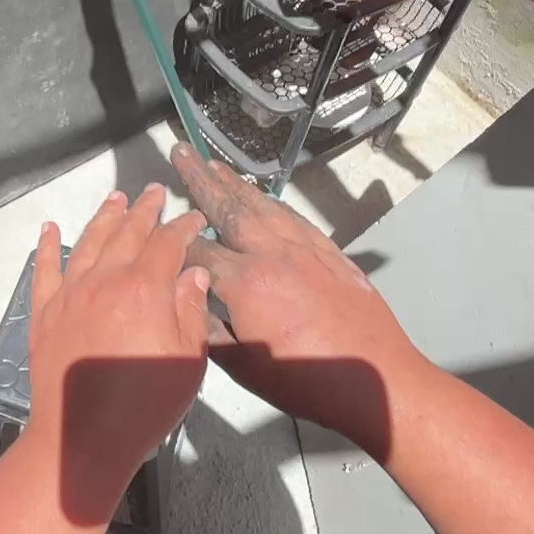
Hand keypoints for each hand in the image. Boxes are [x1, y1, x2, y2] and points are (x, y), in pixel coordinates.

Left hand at [26, 184, 211, 523]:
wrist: (82, 437)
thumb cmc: (145, 404)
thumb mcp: (186, 360)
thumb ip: (190, 309)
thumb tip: (192, 272)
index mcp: (143, 288)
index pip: (167, 244)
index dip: (183, 227)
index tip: (194, 219)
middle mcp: (104, 280)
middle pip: (127, 234)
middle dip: (144, 210)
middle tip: (153, 191)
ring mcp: (69, 293)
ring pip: (87, 243)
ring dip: (104, 218)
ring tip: (115, 198)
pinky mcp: (44, 312)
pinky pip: (44, 270)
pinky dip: (47, 246)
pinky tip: (50, 228)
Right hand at [170, 143, 433, 456]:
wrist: (377, 382)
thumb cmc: (305, 382)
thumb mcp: (244, 367)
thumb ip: (208, 330)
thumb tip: (187, 300)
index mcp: (246, 283)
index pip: (198, 251)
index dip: (174, 242)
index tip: (156, 230)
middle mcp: (273, 255)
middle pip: (228, 207)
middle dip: (200, 178)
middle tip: (181, 151)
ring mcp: (306, 249)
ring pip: (263, 205)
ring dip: (235, 182)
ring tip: (214, 163)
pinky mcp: (330, 253)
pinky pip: (293, 217)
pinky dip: (271, 202)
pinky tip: (261, 196)